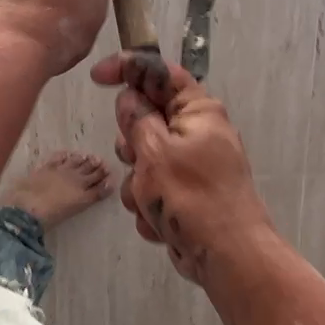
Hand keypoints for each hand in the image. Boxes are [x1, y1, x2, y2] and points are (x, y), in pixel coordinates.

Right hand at [91, 52, 274, 283]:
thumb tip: (129, 97)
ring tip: (150, 202)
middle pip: (146, 120)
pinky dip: (150, 206)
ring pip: (143, 162)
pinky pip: (152, 191)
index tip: (97, 78)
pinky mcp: (185, 197)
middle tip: (135, 159)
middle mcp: (197, 134)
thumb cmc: (192, 197)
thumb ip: (136, 119)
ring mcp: (192, 167)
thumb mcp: (154, 151)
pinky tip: (160, 223)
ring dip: (137, 185)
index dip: (128, 68)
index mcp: (198, 112)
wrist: (227, 256)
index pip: (160, 73)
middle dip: (131, 145)